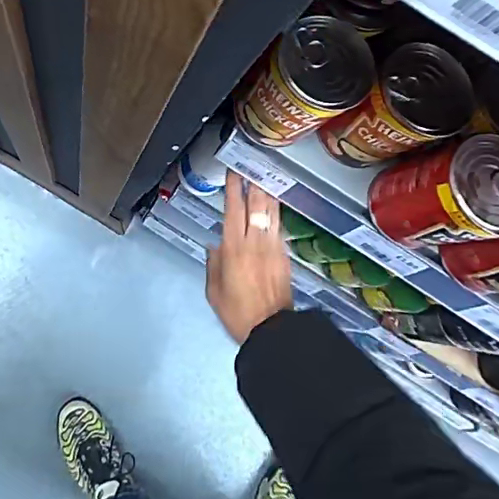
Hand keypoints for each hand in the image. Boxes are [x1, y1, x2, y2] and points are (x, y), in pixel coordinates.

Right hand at [205, 171, 293, 342]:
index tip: (233, 174)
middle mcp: (254, 243)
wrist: (271, 328)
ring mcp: (272, 248)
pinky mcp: (284, 256)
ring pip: (271, 214)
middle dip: (252, 185)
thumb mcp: (214, 291)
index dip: (233, 190)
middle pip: (255, 206)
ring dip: (267, 195)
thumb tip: (214, 247)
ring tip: (264, 181)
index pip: (233, 210)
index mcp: (233, 249)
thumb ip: (214, 265)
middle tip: (251, 170)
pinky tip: (273, 209)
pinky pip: (278, 229)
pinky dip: (275, 215)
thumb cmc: (237, 312)